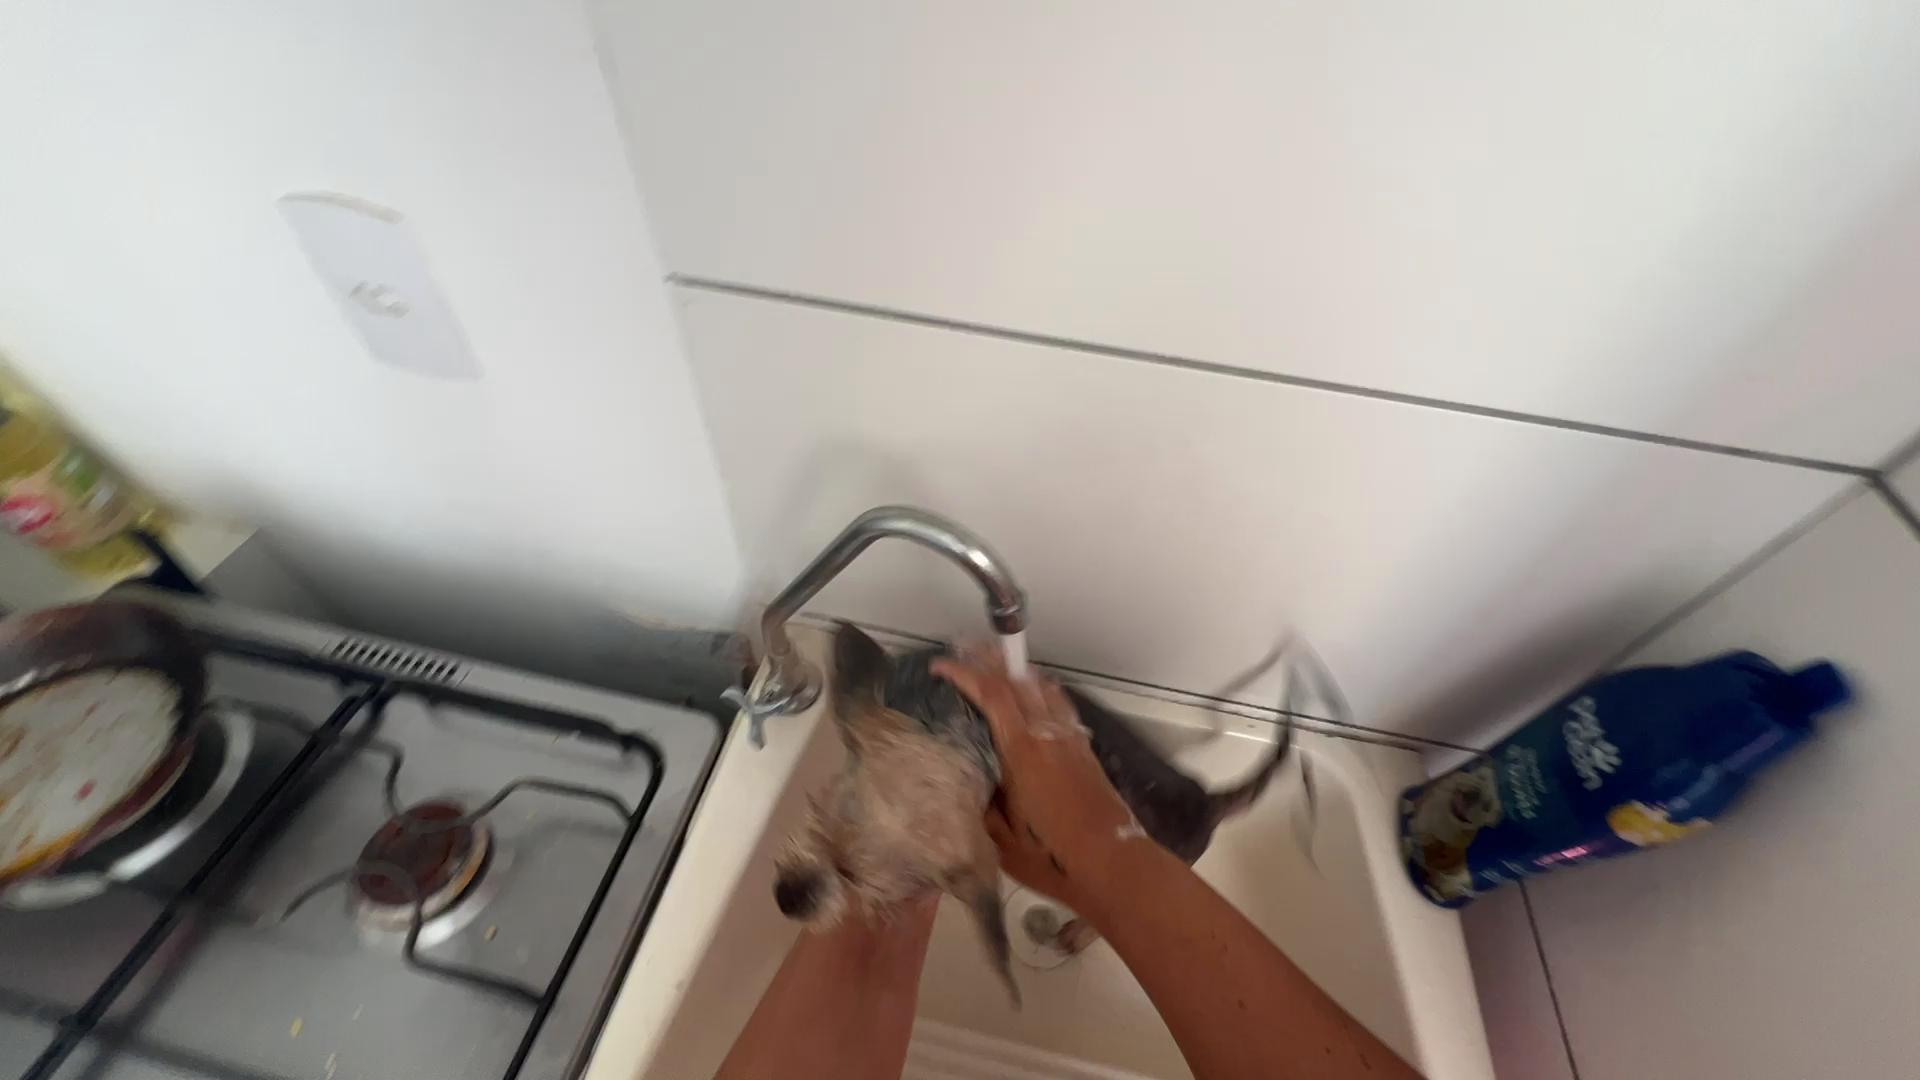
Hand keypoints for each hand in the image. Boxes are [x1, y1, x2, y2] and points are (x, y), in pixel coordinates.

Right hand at [931, 649, 1138, 909]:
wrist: (1114, 864)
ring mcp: (1068, 736)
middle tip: (962, 651)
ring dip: (1014, 669)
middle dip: (987, 659)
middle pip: (1017, 678)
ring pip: (1040, 685)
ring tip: (992, 666)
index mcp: (1022, 750)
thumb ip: (982, 803)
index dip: (963, 673)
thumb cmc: (1053, 857)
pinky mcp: (1083, 746)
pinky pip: (1057, 701)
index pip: (992, 693)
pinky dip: (1037, 688)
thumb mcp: (1001, 839)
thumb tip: (969, 781)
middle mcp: (1047, 732)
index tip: (939, 667)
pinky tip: (1030, 696)